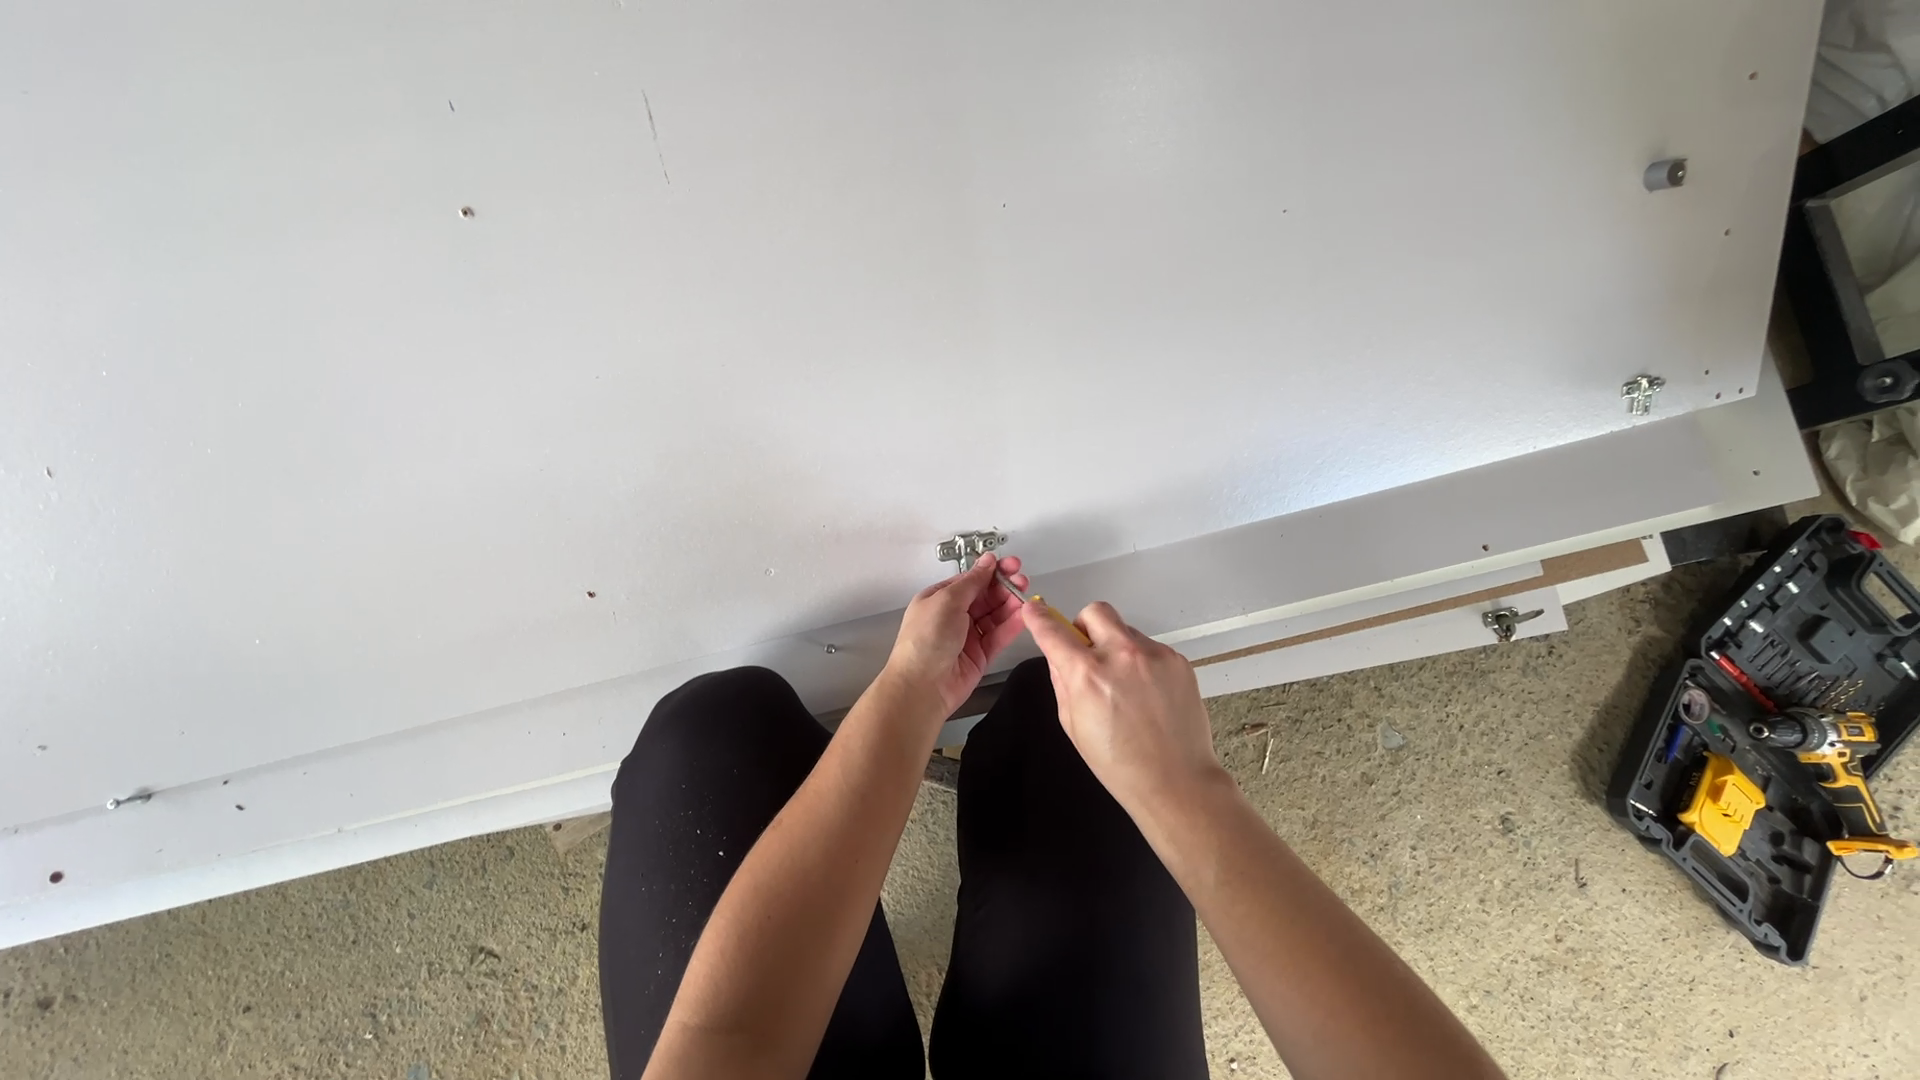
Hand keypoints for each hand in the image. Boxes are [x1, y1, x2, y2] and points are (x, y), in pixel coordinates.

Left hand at [882, 553, 1029, 717]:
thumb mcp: (947, 601)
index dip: (992, 571)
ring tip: (1025, 596)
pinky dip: (1012, 625)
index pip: (971, 580)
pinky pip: (999, 636)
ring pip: (995, 615)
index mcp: (939, 599)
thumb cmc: (924, 642)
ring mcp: (967, 636)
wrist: (922, 687)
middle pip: (986, 596)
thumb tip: (987, 561)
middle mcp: (953, 616)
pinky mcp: (980, 655)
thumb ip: (972, 581)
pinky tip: (1023, 616)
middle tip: (1021, 580)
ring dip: (1010, 604)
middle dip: (1004, 586)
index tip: (1011, 564)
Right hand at [1022, 600, 1226, 811]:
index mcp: (1088, 675)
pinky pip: (1150, 648)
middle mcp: (1122, 656)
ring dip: (1117, 648)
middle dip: (1085, 626)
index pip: (1054, 632)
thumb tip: (1059, 656)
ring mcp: (1154, 655)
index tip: (1033, 610)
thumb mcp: (1073, 724)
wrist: (1175, 781)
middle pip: (1095, 612)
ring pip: (1126, 631)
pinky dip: (1142, 663)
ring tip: (1126, 687)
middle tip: (1088, 653)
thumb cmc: (1119, 763)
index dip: (1038, 618)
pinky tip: (1147, 694)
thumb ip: (1062, 682)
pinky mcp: (1178, 661)